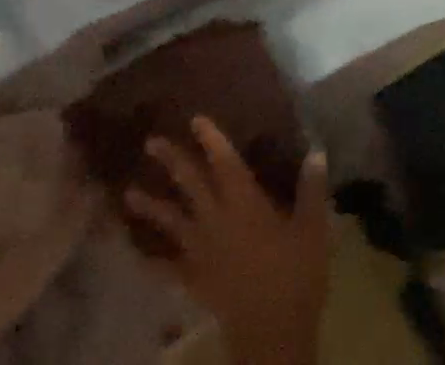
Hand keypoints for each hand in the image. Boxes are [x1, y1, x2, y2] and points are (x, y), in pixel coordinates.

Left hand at [125, 117, 328, 364]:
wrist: (272, 324)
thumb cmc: (297, 270)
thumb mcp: (313, 225)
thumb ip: (312, 188)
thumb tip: (315, 151)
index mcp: (245, 203)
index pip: (225, 163)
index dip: (211, 140)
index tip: (196, 119)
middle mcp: (216, 220)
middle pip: (191, 185)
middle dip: (172, 162)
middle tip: (151, 142)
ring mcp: (199, 250)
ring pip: (171, 222)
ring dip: (150, 206)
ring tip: (129, 193)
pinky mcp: (193, 278)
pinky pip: (166, 266)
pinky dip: (151, 260)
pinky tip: (137, 256)